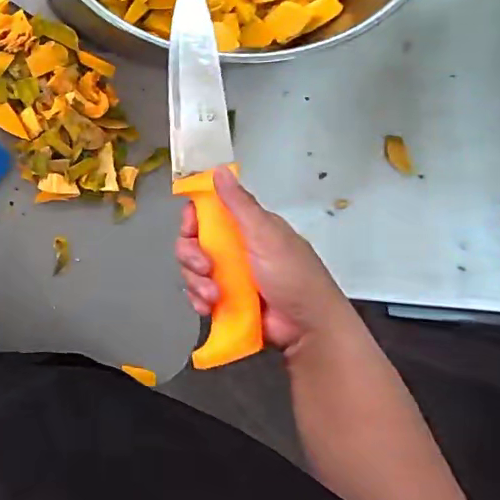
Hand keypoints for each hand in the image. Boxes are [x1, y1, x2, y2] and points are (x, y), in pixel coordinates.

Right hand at [175, 167, 357, 356]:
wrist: (308, 329)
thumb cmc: (292, 277)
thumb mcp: (266, 236)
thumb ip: (239, 204)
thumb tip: (219, 169)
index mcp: (247, 228)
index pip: (207, 213)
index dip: (193, 219)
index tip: (191, 228)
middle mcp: (234, 248)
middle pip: (192, 242)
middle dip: (191, 256)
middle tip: (205, 269)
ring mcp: (228, 275)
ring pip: (191, 270)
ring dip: (197, 283)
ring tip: (214, 296)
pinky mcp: (224, 299)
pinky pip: (197, 293)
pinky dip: (199, 300)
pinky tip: (209, 307)